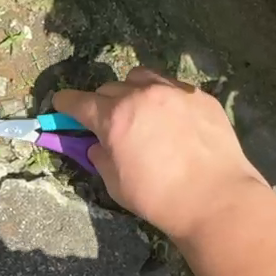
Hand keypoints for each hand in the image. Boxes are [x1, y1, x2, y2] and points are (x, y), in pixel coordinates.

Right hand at [53, 67, 270, 238]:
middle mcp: (141, 95)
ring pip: (140, 77)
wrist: (214, 197)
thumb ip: (101, 158)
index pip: (80, 102)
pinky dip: (162, 97)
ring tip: (139, 111)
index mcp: (114, 118)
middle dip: (102, 103)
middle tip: (107, 123)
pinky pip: (171, 86)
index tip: (61, 104)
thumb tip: (98, 146)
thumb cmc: (158, 198)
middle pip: (109, 88)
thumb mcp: (116, 184)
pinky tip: (170, 119)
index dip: (66, 104)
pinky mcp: (199, 96)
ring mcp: (173, 91)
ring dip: (131, 91)